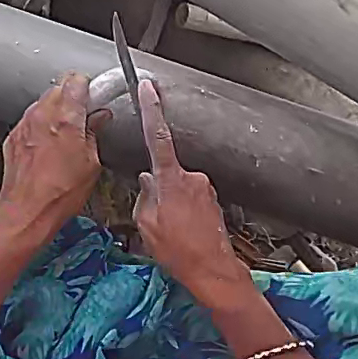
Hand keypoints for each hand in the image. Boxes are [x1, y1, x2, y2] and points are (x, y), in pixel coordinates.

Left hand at [0, 73, 103, 245]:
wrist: (27, 211)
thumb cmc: (58, 194)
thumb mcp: (91, 164)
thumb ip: (94, 134)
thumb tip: (99, 120)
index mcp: (66, 118)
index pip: (77, 81)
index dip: (90, 87)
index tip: (98, 98)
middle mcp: (42, 115)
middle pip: (59, 88)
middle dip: (73, 98)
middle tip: (86, 116)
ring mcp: (25, 125)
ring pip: (43, 103)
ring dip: (57, 112)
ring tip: (68, 135)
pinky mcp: (14, 137)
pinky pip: (31, 121)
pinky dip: (42, 127)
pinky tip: (51, 147)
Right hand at [131, 79, 252, 304]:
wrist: (214, 271)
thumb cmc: (178, 251)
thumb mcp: (146, 225)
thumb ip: (143, 197)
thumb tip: (146, 181)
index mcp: (171, 180)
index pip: (158, 137)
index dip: (152, 109)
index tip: (148, 87)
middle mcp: (193, 178)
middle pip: (166, 171)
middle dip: (158, 189)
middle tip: (158, 221)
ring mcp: (206, 188)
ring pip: (179, 187)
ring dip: (172, 204)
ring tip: (173, 233)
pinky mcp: (214, 200)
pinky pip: (191, 199)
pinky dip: (184, 212)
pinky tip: (184, 234)